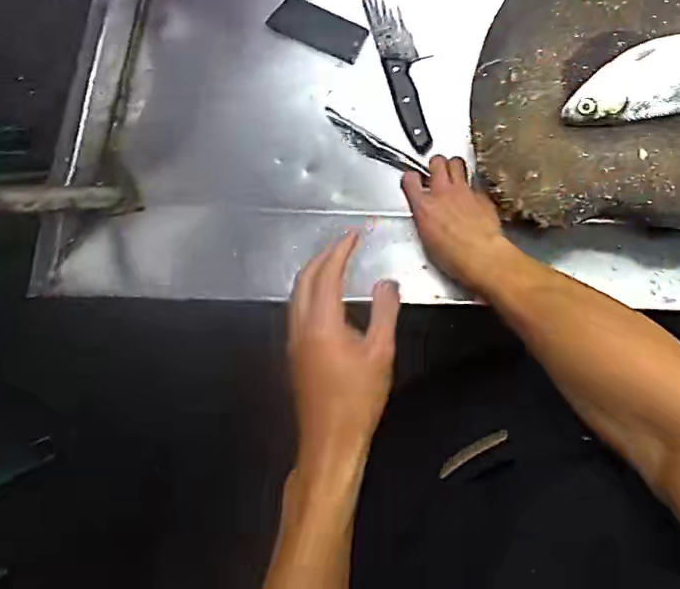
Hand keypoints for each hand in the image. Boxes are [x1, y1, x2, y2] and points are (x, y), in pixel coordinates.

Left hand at [288, 230, 398, 459]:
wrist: (330, 443)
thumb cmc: (358, 400)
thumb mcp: (381, 352)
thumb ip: (385, 312)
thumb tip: (386, 283)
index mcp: (322, 322)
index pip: (327, 274)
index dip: (340, 250)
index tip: (353, 235)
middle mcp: (301, 327)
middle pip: (305, 278)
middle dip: (324, 256)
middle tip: (345, 244)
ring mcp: (293, 341)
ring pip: (297, 293)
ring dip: (315, 272)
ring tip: (337, 263)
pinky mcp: (294, 354)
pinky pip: (298, 308)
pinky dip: (311, 290)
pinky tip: (328, 298)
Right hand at [400, 155, 514, 291]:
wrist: (482, 256)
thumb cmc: (454, 256)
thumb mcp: (427, 241)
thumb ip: (424, 221)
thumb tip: (426, 218)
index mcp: (424, 206)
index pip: (410, 179)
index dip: (411, 178)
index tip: (413, 180)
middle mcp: (442, 193)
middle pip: (436, 161)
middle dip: (436, 164)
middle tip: (437, 171)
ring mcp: (463, 191)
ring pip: (457, 163)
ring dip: (454, 166)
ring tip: (454, 174)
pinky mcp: (481, 195)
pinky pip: (474, 183)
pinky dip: (472, 187)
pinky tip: (472, 196)